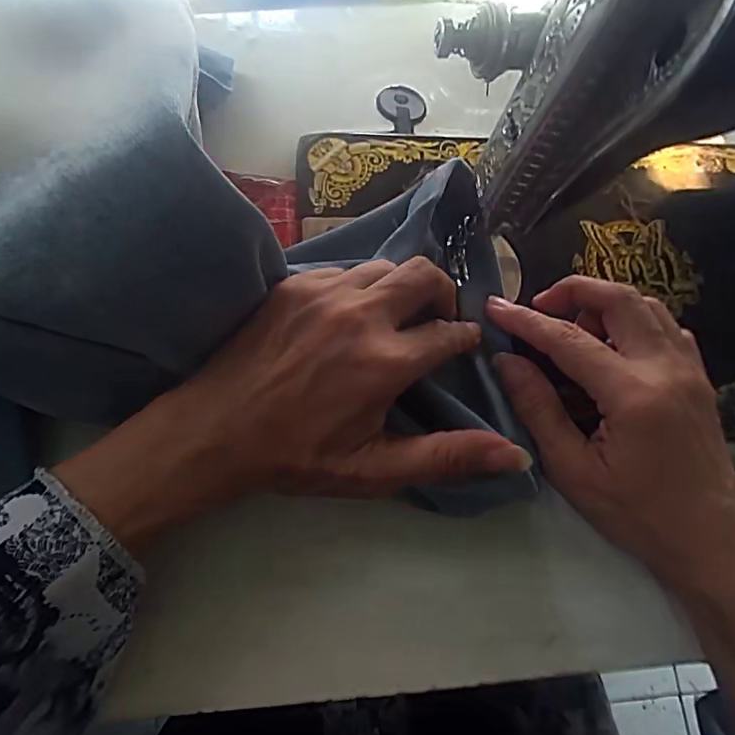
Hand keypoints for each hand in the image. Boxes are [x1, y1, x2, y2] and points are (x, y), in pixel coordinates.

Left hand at [55, 258, 529, 552]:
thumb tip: (517, 455)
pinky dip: (358, 287)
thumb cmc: (296, 455)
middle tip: (436, 318)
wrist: (217, 428)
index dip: (465, 339)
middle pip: (424, 273)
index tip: (463, 347)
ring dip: (399, 286)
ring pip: (383, 266)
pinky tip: (346, 315)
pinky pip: (343, 271)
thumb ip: (446, 457)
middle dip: (442, 292)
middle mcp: (360, 314)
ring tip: (393, 315)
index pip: (451, 332)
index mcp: (386, 360)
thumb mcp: (373, 469)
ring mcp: (323, 292)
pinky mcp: (293, 284)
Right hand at [488, 279, 734, 734]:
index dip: (526, 319)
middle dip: (573, 290)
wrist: (712, 538)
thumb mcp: (572, 469)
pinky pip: (665, 327)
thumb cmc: (636, 512)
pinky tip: (608, 346)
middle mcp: (667, 368)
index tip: (494, 306)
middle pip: (620, 299)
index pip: (569, 339)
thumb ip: (538, 409)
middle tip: (538, 308)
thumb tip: (507, 361)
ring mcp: (689, 369)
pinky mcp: (698, 377)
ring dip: (603, 302)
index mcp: (633, 394)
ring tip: (569, 326)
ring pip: (647, 306)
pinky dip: (631, 320)